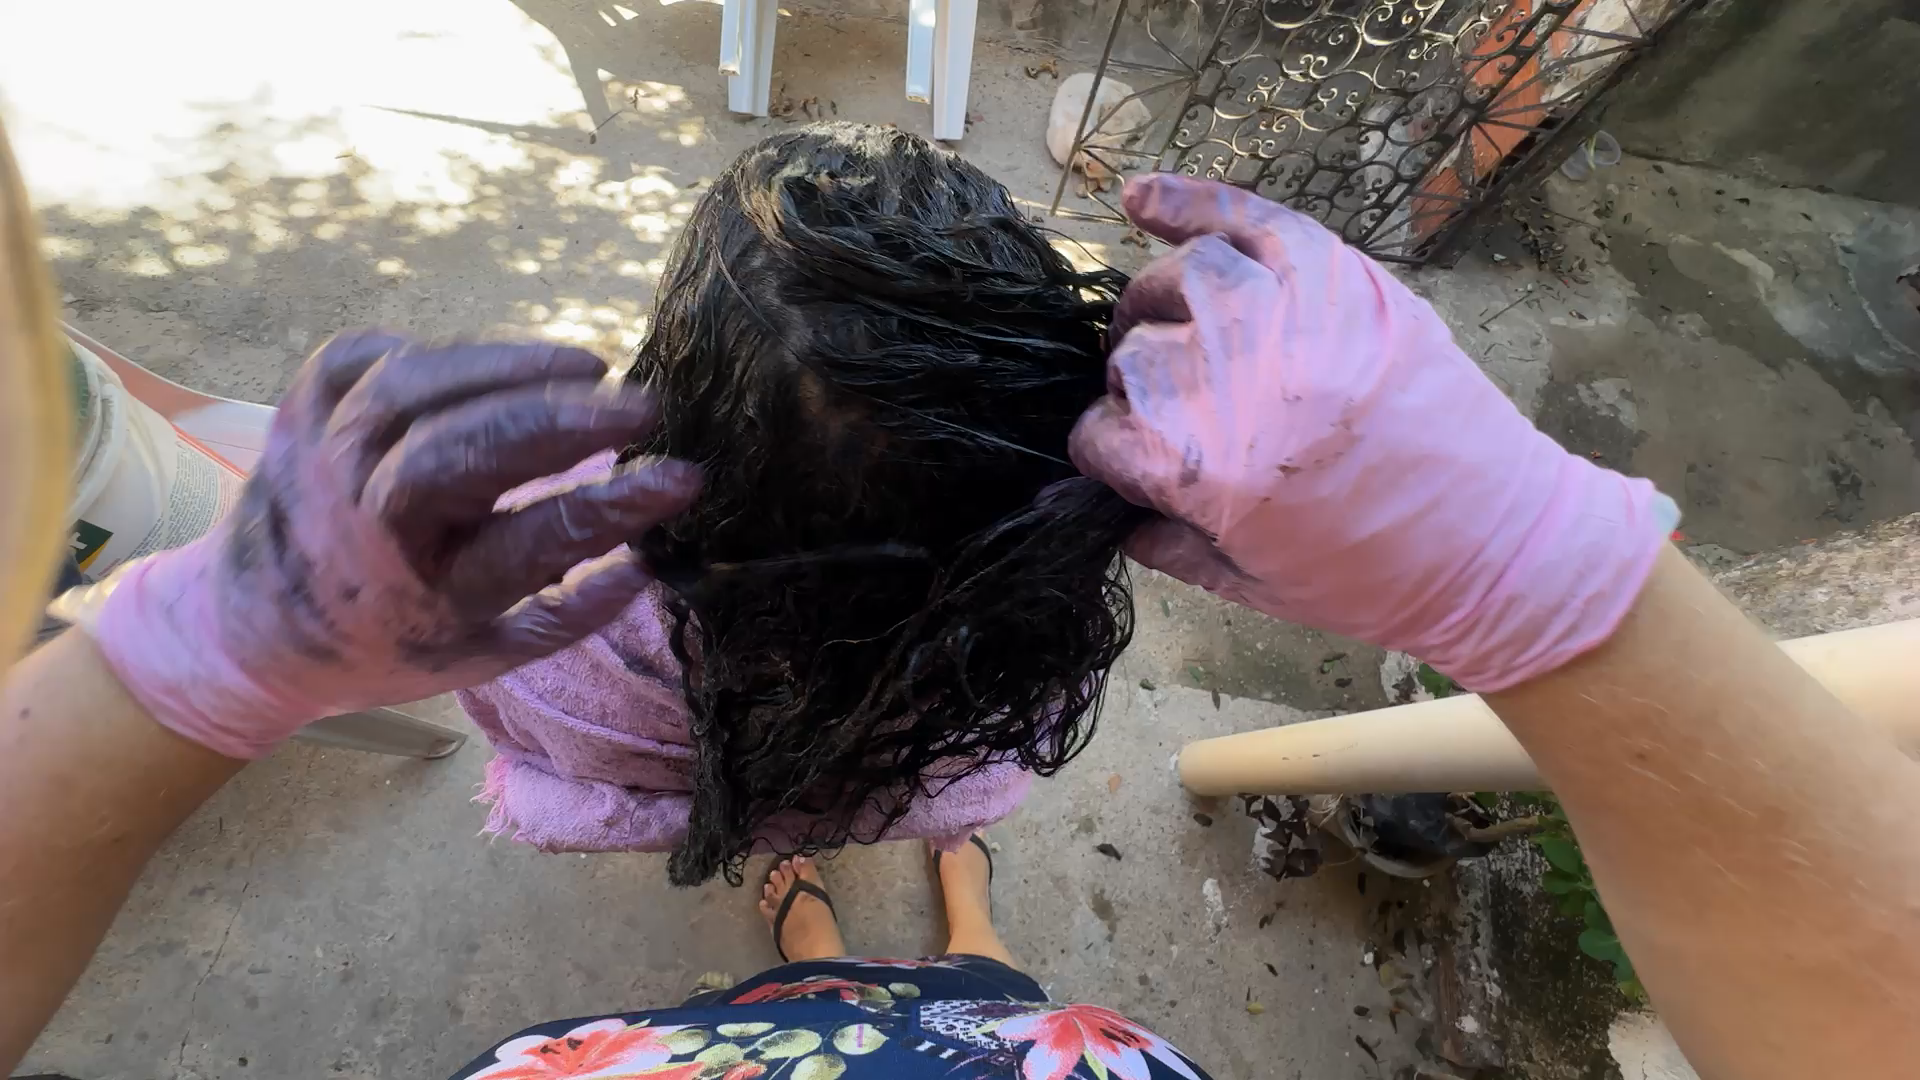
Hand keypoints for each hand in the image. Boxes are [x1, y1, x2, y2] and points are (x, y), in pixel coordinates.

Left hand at [61, 332, 699, 757]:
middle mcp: (369, 520)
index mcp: (432, 593)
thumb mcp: (494, 657)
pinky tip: (509, 368)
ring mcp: (325, 450)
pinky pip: (383, 355)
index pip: (540, 537)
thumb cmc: (393, 646)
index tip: (686, 477)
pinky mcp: (303, 403)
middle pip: (467, 448)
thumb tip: (655, 559)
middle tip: (644, 407)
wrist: (245, 628)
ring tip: (594, 369)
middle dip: (565, 420)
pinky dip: (457, 353)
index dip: (619, 503)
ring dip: (519, 369)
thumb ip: (578, 613)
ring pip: (423, 386)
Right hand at [1071, 175, 1673, 690]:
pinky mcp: (1330, 274)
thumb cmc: (1360, 577)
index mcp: (1184, 465)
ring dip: (1153, 306)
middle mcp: (1214, 380)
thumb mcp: (1240, 584)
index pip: (1094, 435)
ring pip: (1170, 281)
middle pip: (1128, 360)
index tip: (1129, 466)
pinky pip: (1241, 216)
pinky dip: (1182, 200)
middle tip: (1170, 408)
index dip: (1105, 455)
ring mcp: (1275, 316)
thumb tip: (1112, 511)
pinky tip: (1137, 199)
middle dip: (1132, 388)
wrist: (1492, 545)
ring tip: (1169, 325)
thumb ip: (1159, 545)